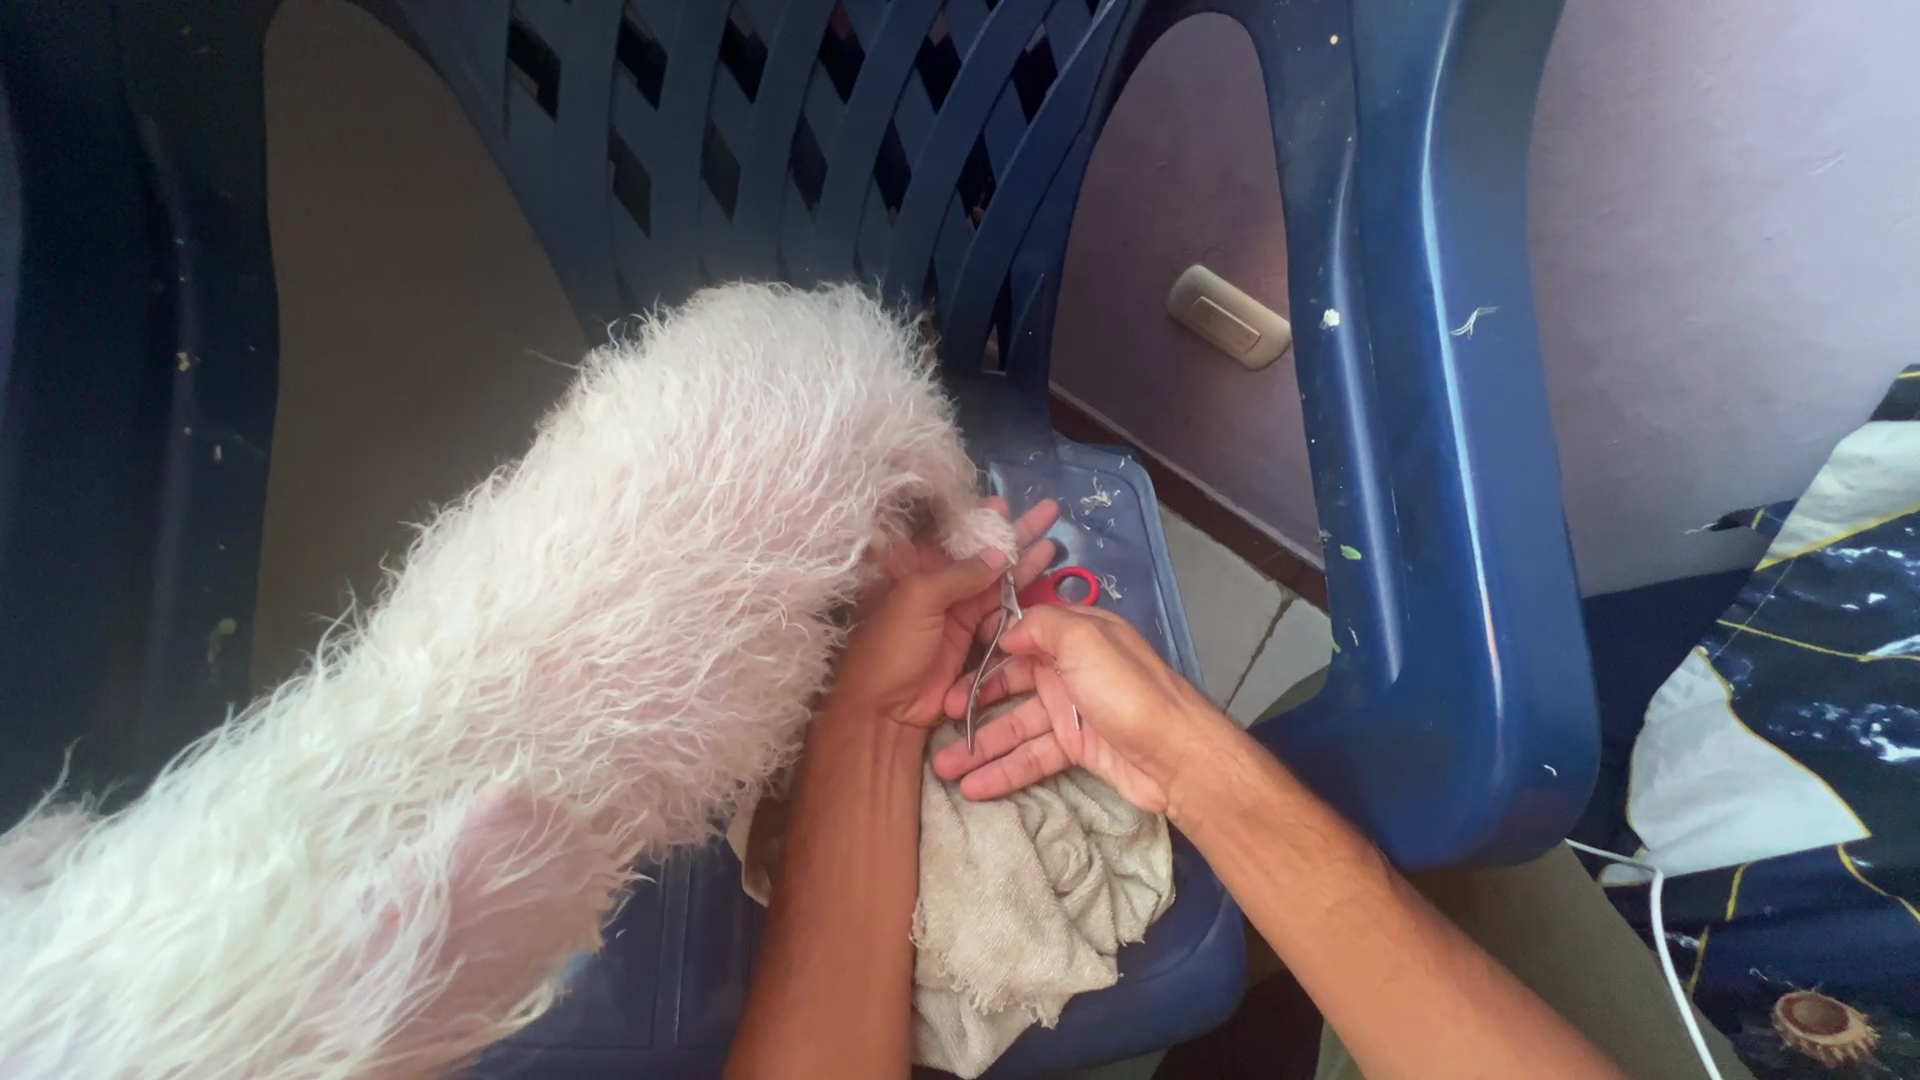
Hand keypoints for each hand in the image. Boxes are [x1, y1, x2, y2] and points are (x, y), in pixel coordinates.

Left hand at [829, 498, 1060, 729]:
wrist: (885, 709)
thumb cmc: (890, 646)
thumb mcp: (918, 599)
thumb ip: (960, 574)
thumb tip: (999, 553)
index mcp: (912, 568)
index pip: (949, 534)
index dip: (976, 519)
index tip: (1004, 504)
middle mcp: (936, 584)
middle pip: (979, 552)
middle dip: (1012, 533)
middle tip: (1047, 511)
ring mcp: (956, 610)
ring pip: (996, 577)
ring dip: (1025, 558)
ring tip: (1054, 537)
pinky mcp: (973, 635)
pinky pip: (1002, 607)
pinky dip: (1023, 591)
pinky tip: (1044, 573)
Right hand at [932, 605, 1232, 815]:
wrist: (1176, 756)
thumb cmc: (1127, 689)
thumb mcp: (1085, 639)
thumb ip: (1041, 625)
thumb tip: (1006, 632)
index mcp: (1074, 635)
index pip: (1020, 635)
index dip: (984, 648)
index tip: (948, 660)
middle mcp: (1069, 669)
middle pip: (1010, 683)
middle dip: (973, 701)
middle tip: (938, 719)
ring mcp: (1070, 710)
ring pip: (1015, 726)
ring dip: (980, 746)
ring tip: (942, 765)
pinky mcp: (1075, 748)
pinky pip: (1031, 756)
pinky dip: (1004, 771)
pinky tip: (974, 787)